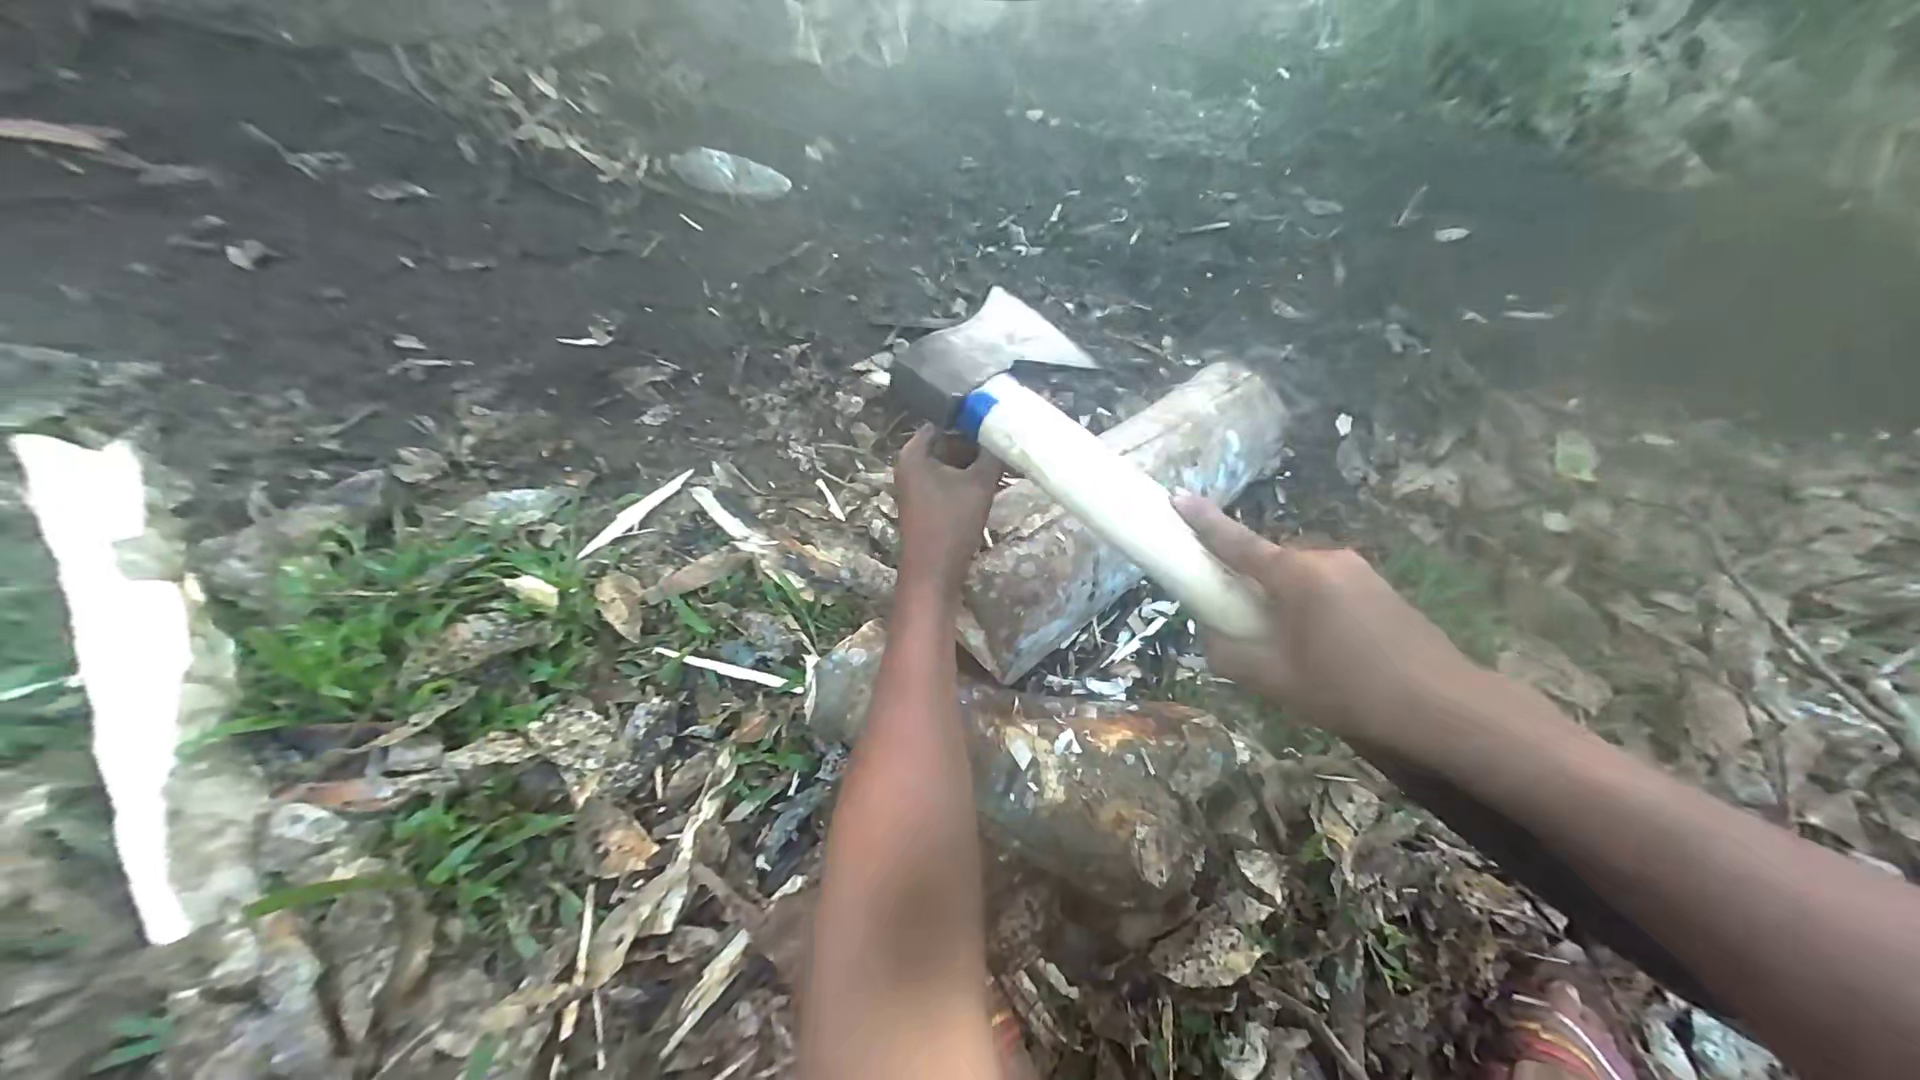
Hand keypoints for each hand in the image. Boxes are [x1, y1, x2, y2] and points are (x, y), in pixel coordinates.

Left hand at [895, 425, 1003, 597]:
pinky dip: (969, 480)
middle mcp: (910, 466)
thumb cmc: (952, 523)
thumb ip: (992, 455)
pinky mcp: (926, 503)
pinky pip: (949, 482)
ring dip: (976, 464)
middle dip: (977, 444)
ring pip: (951, 464)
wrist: (933, 573)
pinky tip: (994, 483)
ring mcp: (916, 486)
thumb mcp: (978, 485)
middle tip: (1007, 443)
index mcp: (914, 453)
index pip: (944, 421)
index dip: (970, 418)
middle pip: (948, 443)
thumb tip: (1006, 433)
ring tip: (1007, 463)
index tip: (996, 419)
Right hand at [1175, 495, 1481, 752]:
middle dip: (1247, 585)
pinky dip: (1309, 606)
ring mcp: (1357, 570)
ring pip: (1298, 578)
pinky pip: (1325, 587)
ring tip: (1289, 648)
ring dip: (1281, 600)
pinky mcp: (1379, 587)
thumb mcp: (1274, 679)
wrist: (1445, 707)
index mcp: (1295, 575)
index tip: (1177, 497)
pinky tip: (1323, 648)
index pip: (1236, 542)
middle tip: (1241, 625)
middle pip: (1268, 563)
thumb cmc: (1349, 690)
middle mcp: (1325, 560)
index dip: (1203, 521)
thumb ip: (1229, 653)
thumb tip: (1209, 634)